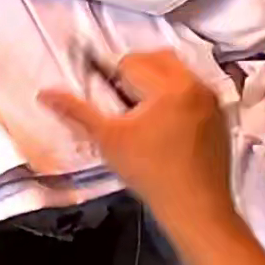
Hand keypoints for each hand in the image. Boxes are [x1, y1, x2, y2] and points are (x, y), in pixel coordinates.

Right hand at [38, 50, 235, 229]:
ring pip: (177, 72)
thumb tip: (44, 93)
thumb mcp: (105, 138)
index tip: (103, 98)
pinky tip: (159, 125)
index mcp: (170, 87)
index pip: (131, 62)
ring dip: (153, 81)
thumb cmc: (147, 170)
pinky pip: (192, 90)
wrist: (194, 205)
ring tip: (137, 111)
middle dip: (134, 71)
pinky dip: (172, 95)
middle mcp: (197, 86)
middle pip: (158, 58)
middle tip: (117, 99)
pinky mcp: (220, 117)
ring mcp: (212, 102)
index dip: (109, 76)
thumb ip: (75, 110)